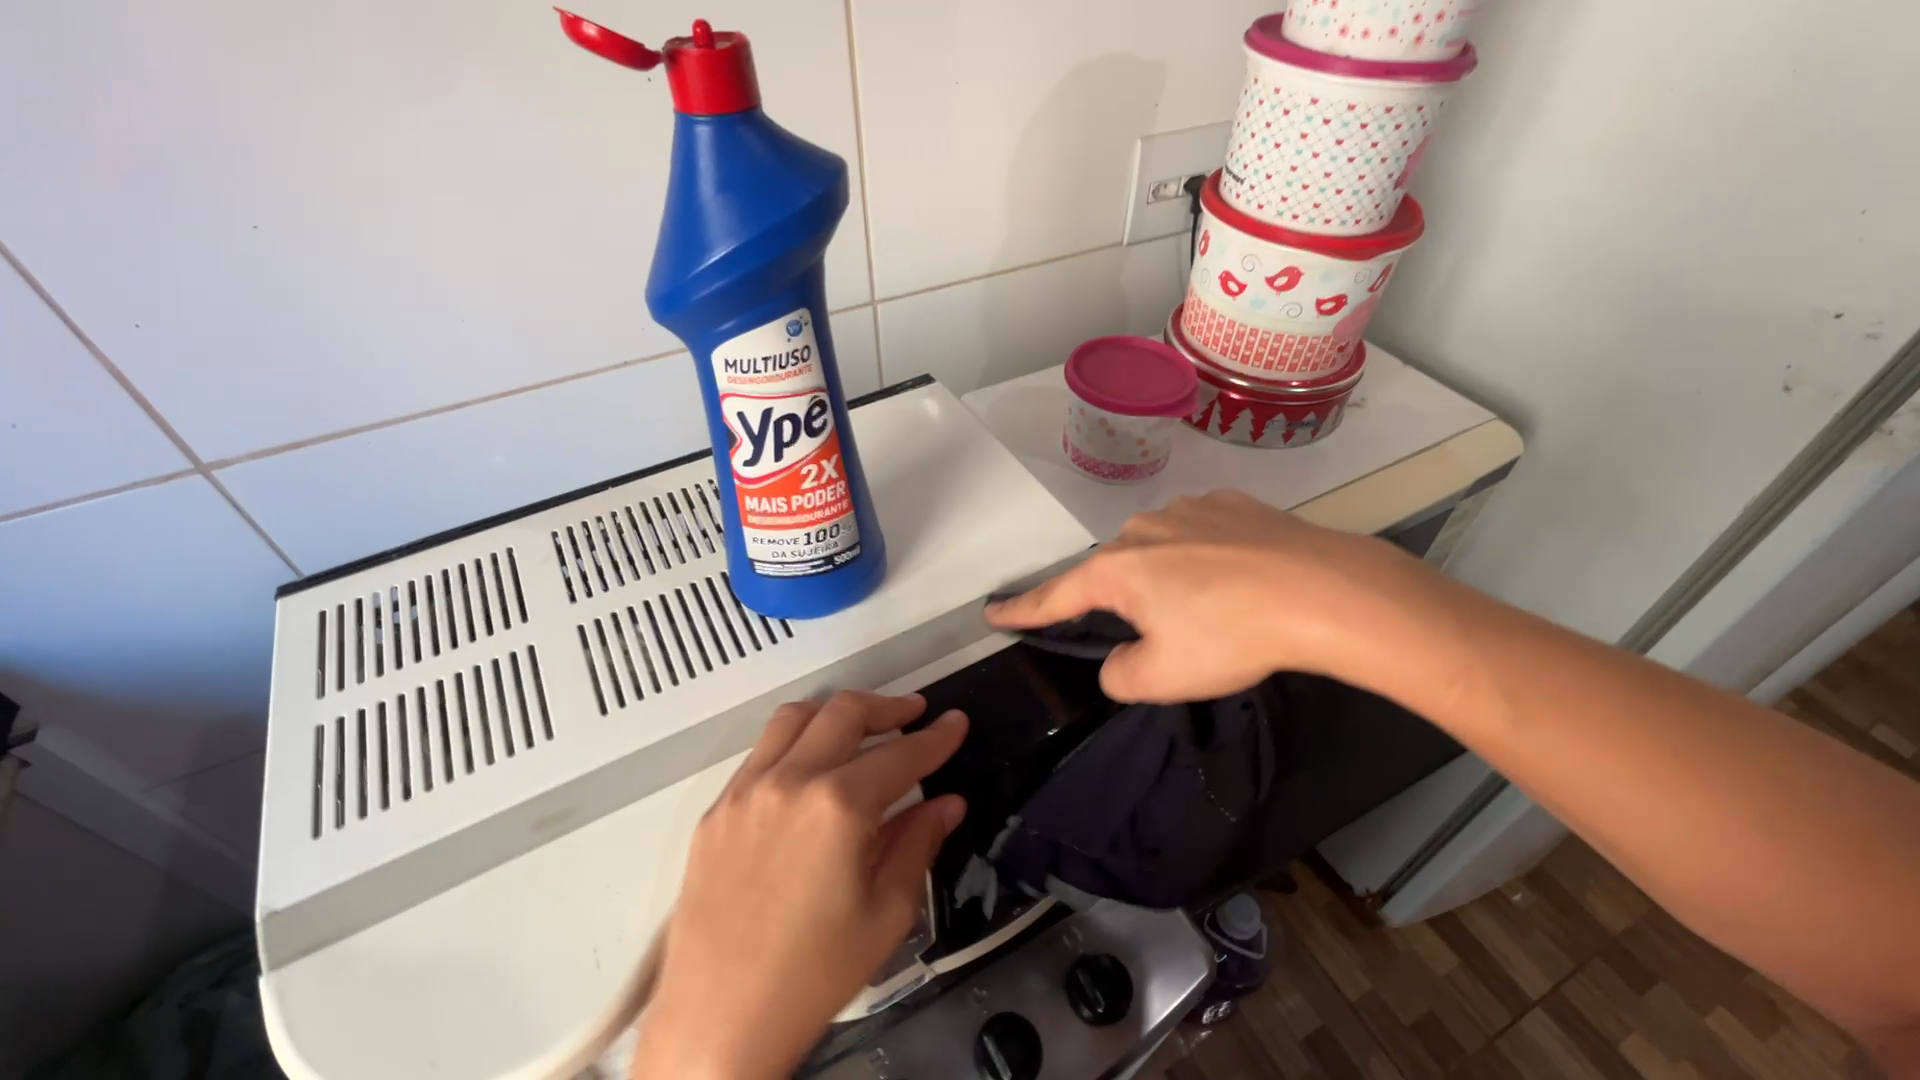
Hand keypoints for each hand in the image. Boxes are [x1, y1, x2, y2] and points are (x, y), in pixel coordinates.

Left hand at [632, 692, 967, 1079]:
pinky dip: (794, 741)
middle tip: (914, 715)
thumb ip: (918, 844)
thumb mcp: (886, 913)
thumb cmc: (811, 976)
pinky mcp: (716, 811)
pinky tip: (809, 769)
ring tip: (862, 727)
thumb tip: (945, 805)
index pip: (901, 754)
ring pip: (794, 718)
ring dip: (835, 713)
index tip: (955, 724)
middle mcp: (789, 782)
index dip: (937, 737)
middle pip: (844, 712)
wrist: (719, 1019)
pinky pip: (760, 753)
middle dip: (888, 707)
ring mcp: (745, 792)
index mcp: (838, 806)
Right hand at [986, 490, 1450, 702]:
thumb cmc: (1230, 636)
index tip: (992, 612)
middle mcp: (1144, 528)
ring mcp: (1191, 508)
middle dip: (1122, 603)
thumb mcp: (1162, 677)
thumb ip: (1120, 674)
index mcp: (1117, 569)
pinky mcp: (1235, 503)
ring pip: (1159, 550)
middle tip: (1157, 636)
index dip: (1022, 610)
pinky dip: (1206, 558)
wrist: (1324, 592)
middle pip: (1114, 572)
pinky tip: (1237, 579)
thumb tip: (1119, 660)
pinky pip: (1201, 534)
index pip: (1055, 596)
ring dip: (1167, 578)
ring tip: (1211, 610)